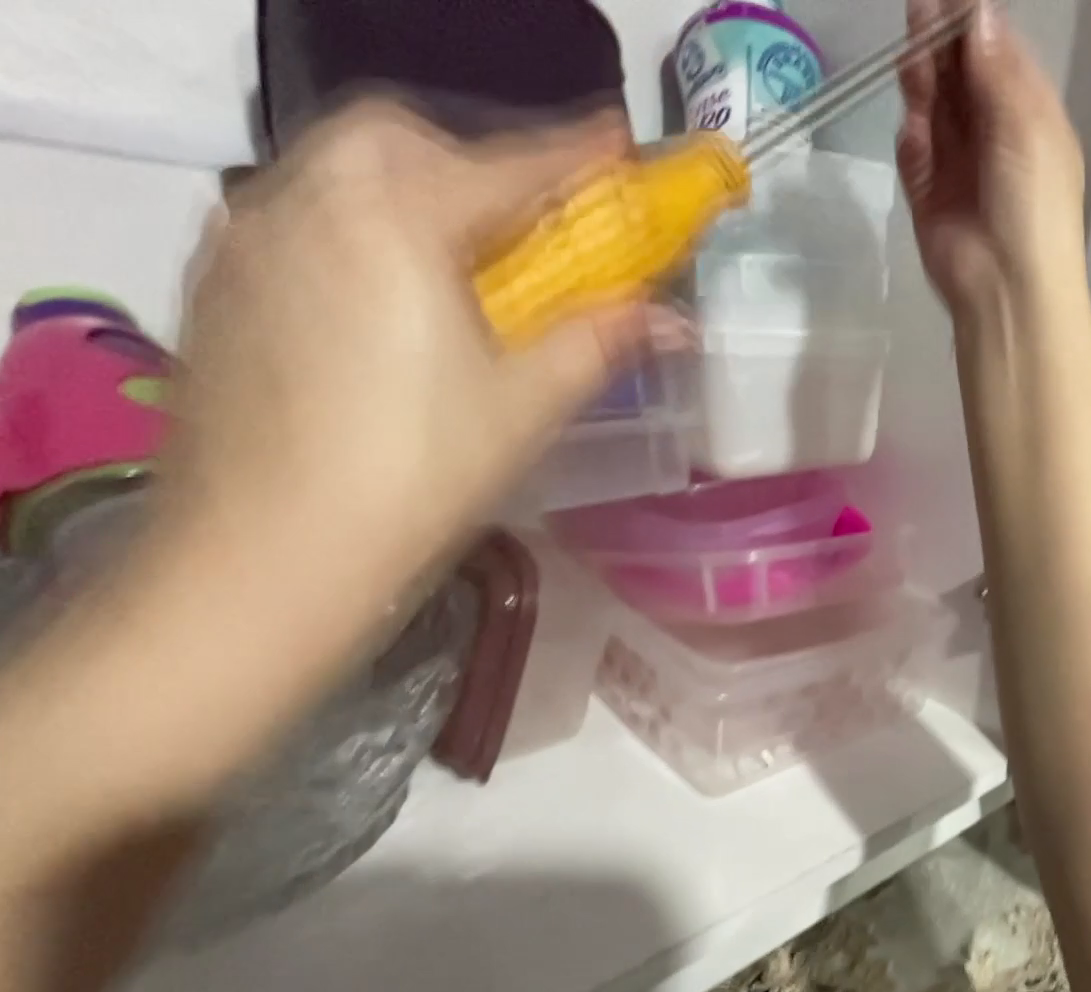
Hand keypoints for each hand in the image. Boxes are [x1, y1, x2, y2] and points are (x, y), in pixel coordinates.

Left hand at [157, 101, 679, 611]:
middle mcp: (308, 203)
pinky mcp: (220, 286)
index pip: (508, 169)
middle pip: (399, 142)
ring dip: (413, 195)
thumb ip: (601, 339)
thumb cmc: (420, 472)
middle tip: (525, 227)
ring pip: (339, 175)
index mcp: (396, 220)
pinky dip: (357, 230)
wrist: (269, 555)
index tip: (619, 146)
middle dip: (473, 165)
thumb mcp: (529, 403)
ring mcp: (250, 241)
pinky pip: (298, 221)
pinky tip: (385, 300)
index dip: (573, 158)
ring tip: (460, 264)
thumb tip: (674, 318)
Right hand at [896, 0, 1087, 319]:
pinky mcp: (929, 196)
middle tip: (917, 10)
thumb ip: (1000, 72)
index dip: (974, 25)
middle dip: (941, 47)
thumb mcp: (1028, 128)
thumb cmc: (1033, 204)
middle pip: (962, 79)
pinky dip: (913, 141)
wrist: (1008, 286)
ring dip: (923, 84)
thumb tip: (979, 13)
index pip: (999, 58)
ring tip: (910, 58)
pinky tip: (917, 134)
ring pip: (935, 111)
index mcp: (1031, 119)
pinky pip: (915, 155)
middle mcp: (995, 137)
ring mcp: (960, 167)